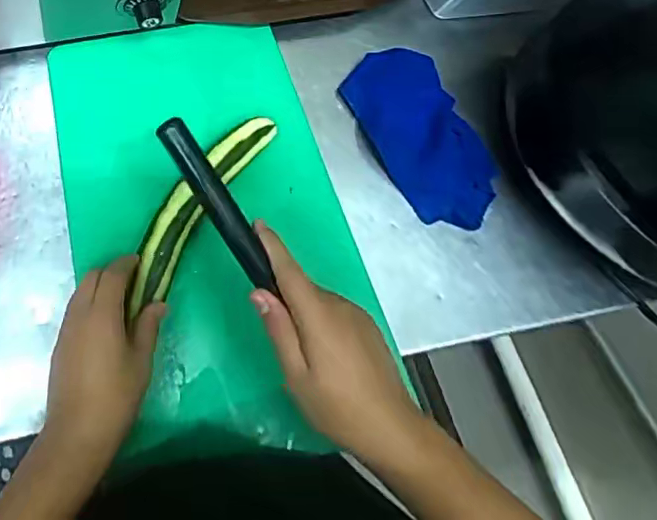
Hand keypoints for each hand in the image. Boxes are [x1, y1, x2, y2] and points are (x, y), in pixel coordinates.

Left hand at [42, 254, 166, 460]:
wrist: (76, 431)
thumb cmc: (116, 397)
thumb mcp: (140, 362)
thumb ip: (148, 326)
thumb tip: (158, 302)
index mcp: (101, 312)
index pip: (112, 274)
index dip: (126, 263)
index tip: (140, 262)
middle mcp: (80, 311)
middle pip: (92, 276)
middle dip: (111, 271)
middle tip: (132, 281)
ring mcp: (66, 325)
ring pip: (81, 290)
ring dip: (98, 285)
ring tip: (119, 300)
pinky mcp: (60, 340)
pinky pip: (75, 307)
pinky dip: (89, 301)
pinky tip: (103, 321)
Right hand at [250, 221, 422, 455]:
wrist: (398, 433)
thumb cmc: (339, 408)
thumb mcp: (297, 377)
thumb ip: (278, 330)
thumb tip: (259, 291)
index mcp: (318, 314)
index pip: (289, 270)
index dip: (273, 245)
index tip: (258, 223)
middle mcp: (338, 305)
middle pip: (301, 289)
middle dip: (284, 298)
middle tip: (276, 334)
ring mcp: (357, 315)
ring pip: (318, 303)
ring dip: (304, 315)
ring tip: (305, 358)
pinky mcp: (368, 327)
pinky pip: (334, 313)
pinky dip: (321, 323)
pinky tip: (326, 358)